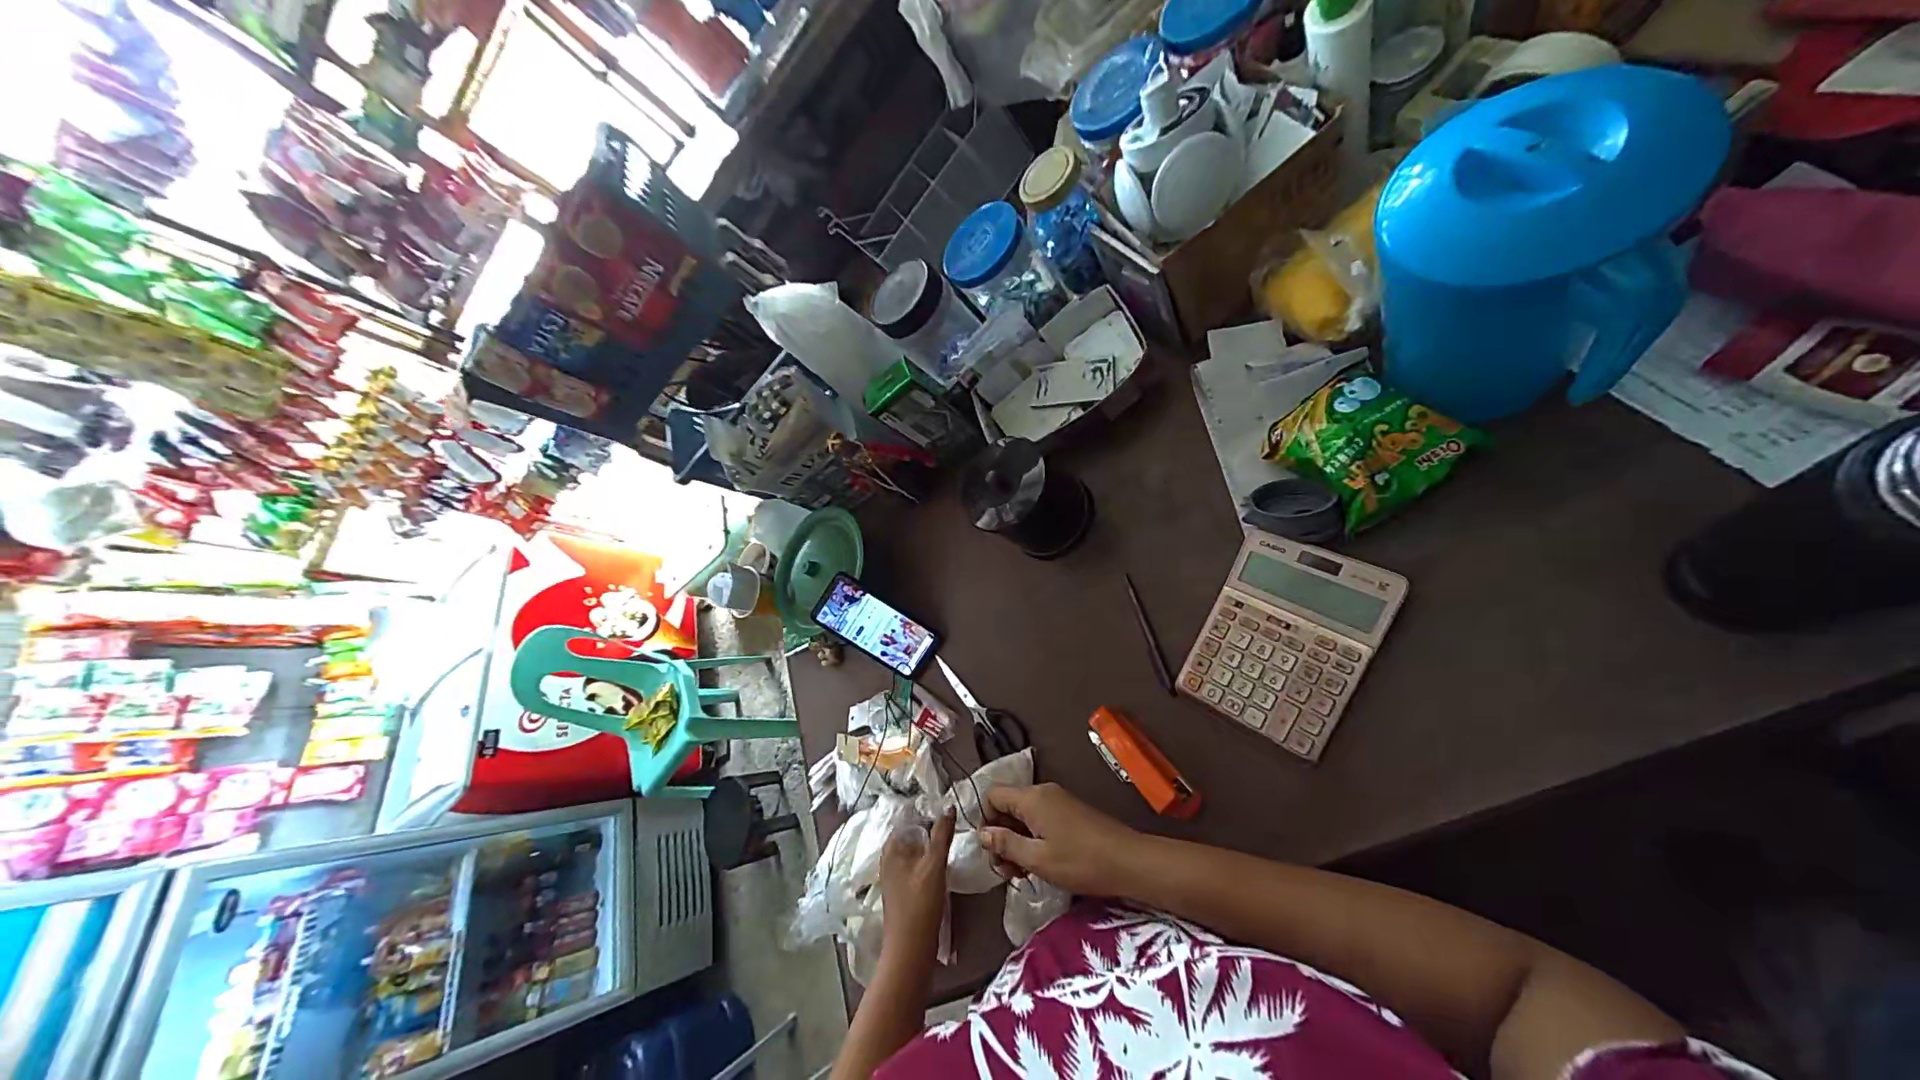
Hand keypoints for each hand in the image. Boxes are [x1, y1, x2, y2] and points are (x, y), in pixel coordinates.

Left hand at [878, 809, 954, 949]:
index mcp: (891, 847)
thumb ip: (942, 834)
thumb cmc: (920, 904)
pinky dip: (930, 861)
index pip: (909, 816)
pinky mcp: (904, 889)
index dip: (928, 810)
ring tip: (954, 842)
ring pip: (917, 850)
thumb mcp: (935, 865)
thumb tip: (948, 806)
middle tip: (956, 825)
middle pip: (914, 833)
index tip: (949, 807)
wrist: (910, 950)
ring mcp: (896, 874)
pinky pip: (918, 865)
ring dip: (933, 846)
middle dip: (933, 828)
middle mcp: (890, 858)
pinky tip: (944, 866)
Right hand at [980, 783, 1141, 895]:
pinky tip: (1039, 865)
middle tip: (1006, 870)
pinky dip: (1034, 840)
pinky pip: (1041, 820)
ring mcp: (1059, 801)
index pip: (993, 795)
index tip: (991, 850)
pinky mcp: (1071, 813)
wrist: (1129, 862)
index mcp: (1032, 798)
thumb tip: (982, 833)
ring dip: (1017, 842)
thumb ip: (1006, 844)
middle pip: (1008, 806)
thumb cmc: (1081, 861)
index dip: (986, 820)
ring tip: (1022, 873)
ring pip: (1024, 816)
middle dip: (1001, 836)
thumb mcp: (1037, 859)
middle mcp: (1044, 792)